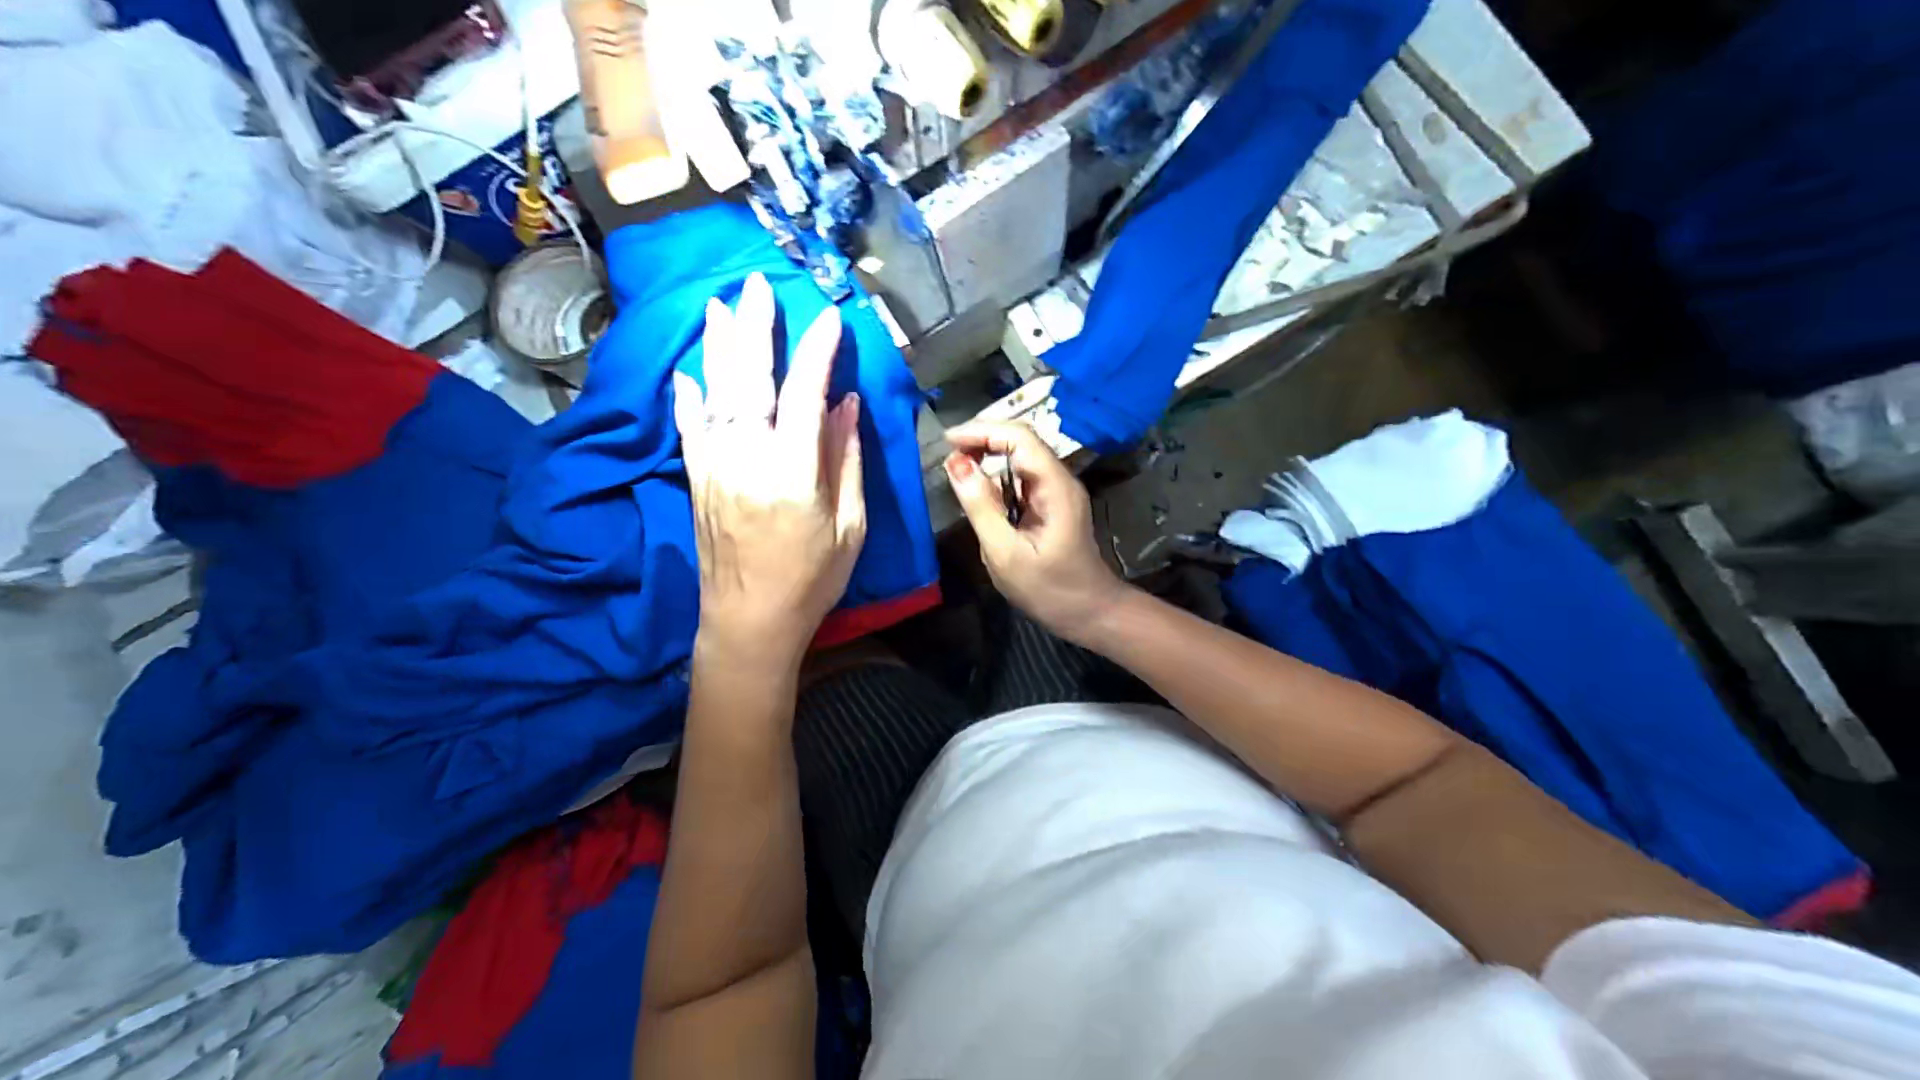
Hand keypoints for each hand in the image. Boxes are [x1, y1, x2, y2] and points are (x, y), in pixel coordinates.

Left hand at [674, 273, 866, 666]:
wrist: (748, 622)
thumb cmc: (812, 580)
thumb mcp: (849, 526)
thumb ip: (845, 461)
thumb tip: (845, 406)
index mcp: (792, 471)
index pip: (804, 393)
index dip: (817, 351)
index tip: (830, 317)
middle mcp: (747, 458)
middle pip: (749, 378)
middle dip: (756, 328)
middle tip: (760, 286)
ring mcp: (715, 466)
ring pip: (714, 393)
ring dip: (718, 347)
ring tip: (720, 305)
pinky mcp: (697, 480)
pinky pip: (689, 427)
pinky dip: (688, 396)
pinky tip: (687, 371)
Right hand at [944, 421, 1127, 644]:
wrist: (1089, 613)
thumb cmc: (1049, 589)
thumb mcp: (1005, 553)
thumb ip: (980, 506)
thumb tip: (955, 464)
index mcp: (1055, 486)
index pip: (1020, 437)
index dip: (982, 431)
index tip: (947, 441)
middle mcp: (1059, 480)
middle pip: (1021, 441)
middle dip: (983, 440)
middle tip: (947, 456)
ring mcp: (1056, 491)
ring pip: (1020, 458)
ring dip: (988, 457)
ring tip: (956, 469)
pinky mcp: (1050, 504)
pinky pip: (1021, 478)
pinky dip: (996, 477)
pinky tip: (977, 489)